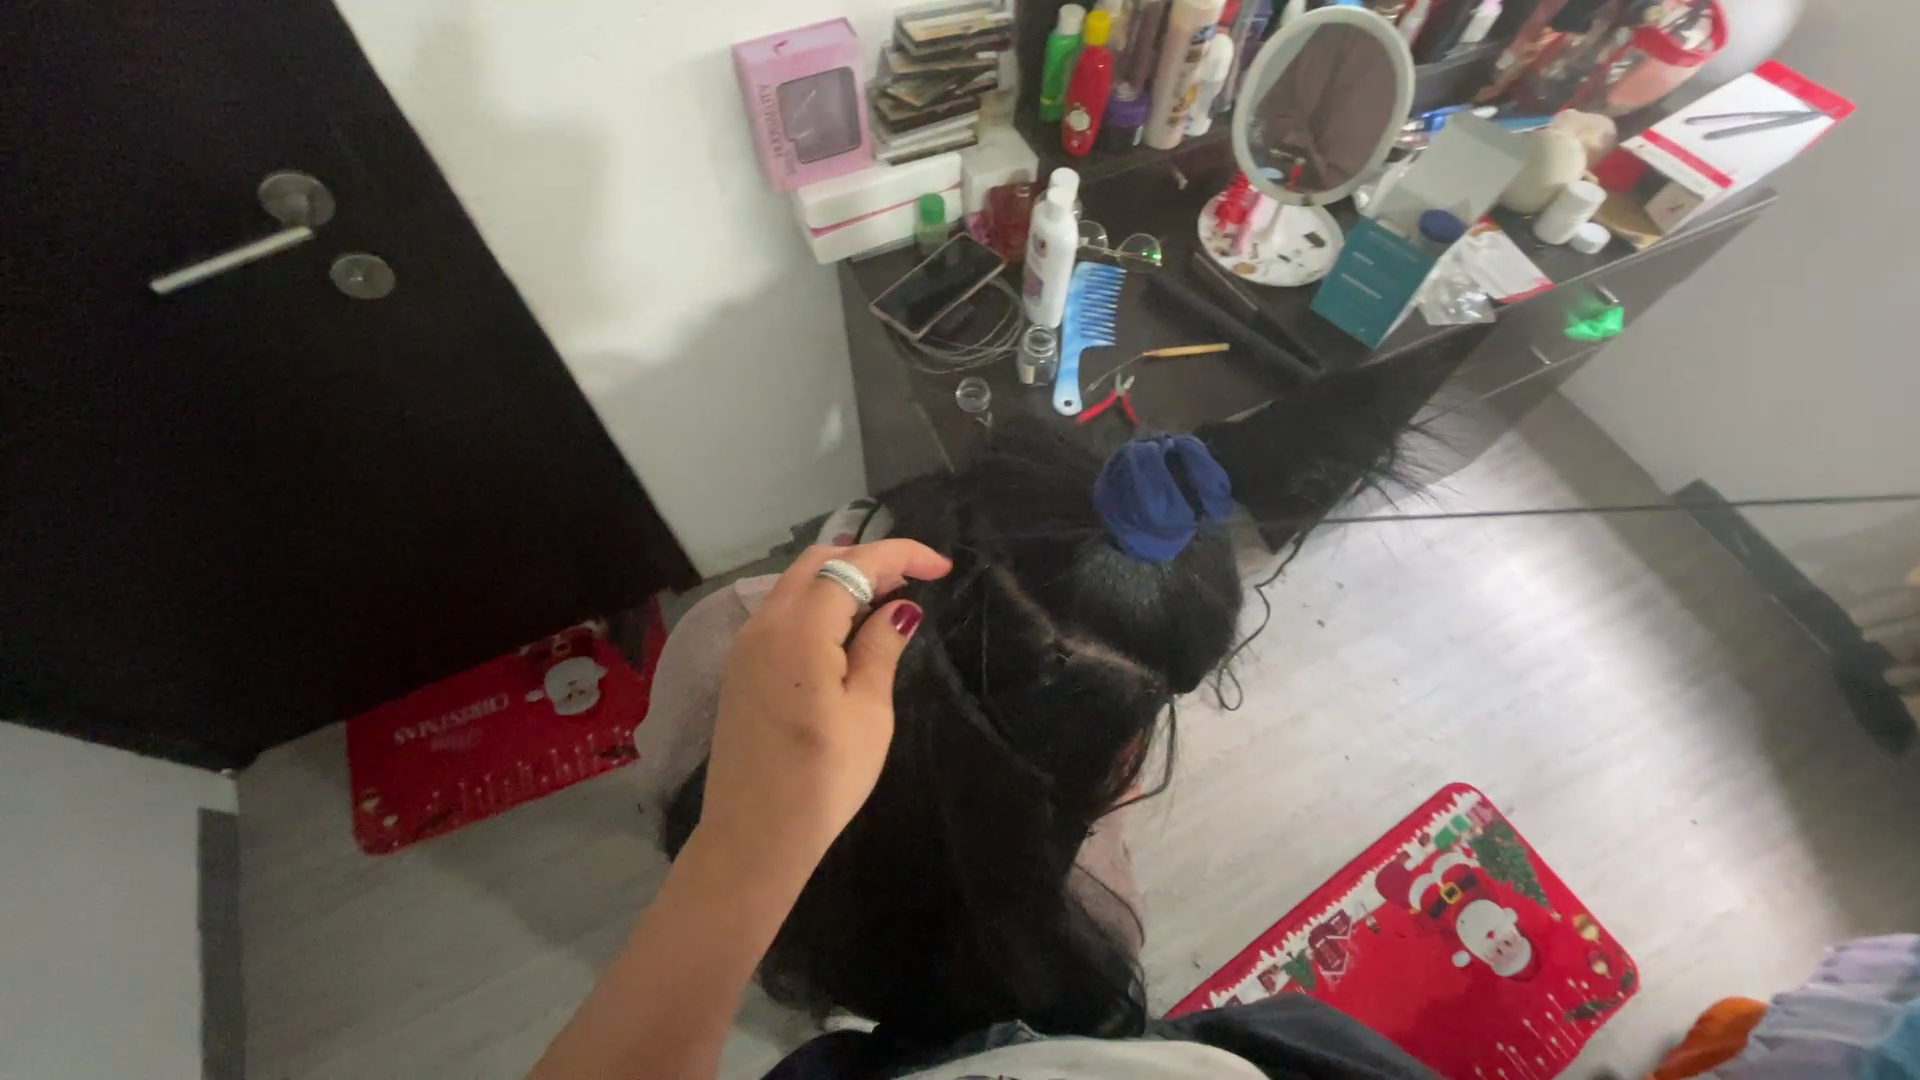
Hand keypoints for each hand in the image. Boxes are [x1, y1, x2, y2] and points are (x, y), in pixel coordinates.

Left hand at [694, 540, 951, 871]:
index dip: (901, 555)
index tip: (941, 568)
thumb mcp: (868, 713)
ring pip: (797, 580)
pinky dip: (819, 599)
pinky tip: (847, 625)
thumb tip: (902, 607)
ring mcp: (747, 642)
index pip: (854, 565)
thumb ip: (881, 648)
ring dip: (844, 576)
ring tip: (888, 599)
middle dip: (871, 558)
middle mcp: (765, 624)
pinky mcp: (741, 662)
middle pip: (819, 561)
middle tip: (915, 582)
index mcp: (799, 633)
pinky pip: (783, 607)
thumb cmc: (822, 781)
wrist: (753, 836)